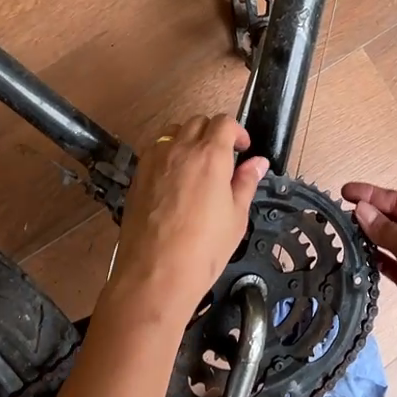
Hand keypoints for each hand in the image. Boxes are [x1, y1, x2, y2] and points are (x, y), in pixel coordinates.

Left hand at [108, 116, 268, 329]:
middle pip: (198, 122)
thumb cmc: (203, 250)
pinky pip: (155, 150)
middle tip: (222, 157)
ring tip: (196, 165)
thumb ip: (246, 183)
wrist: (154, 274)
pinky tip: (173, 179)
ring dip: (189, 139)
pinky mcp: (138, 174)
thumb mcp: (236, 218)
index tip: (243, 149)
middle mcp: (181, 149)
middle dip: (213, 133)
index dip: (237, 132)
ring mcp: (155, 160)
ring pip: (174, 131)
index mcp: (211, 156)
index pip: (224, 123)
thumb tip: (258, 163)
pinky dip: (168, 153)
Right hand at [342, 183, 396, 362]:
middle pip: (392, 220)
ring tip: (342, 234)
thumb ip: (385, 229)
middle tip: (338, 215)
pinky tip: (356, 257)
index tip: (344, 192)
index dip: (371, 195)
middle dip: (368, 215)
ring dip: (368, 238)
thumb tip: (360, 209)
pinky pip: (388, 264)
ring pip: (388, 242)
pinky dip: (374, 260)